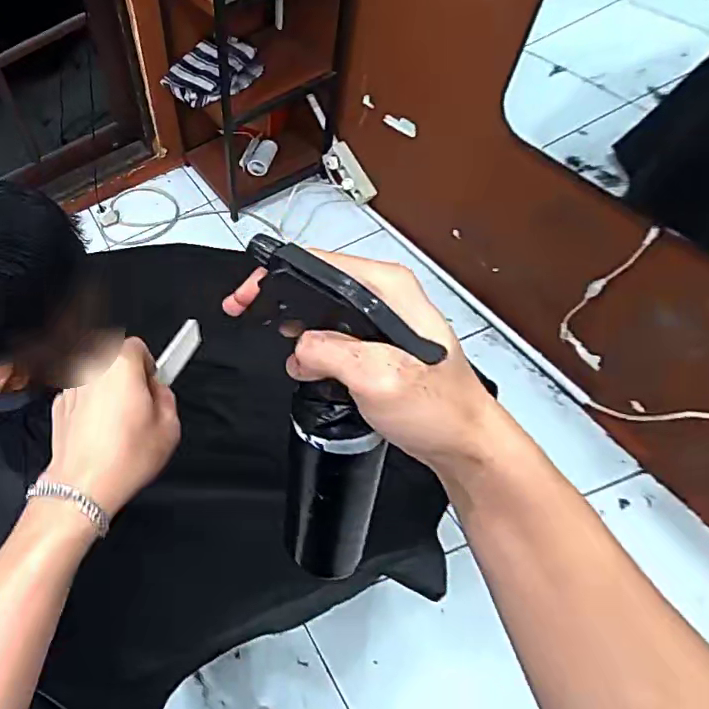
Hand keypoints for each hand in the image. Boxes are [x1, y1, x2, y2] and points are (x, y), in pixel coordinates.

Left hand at [46, 337, 180, 517]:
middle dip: (127, 376)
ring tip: (119, 423)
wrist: (83, 482)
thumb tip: (159, 391)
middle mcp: (91, 367)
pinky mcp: (59, 403)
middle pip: (113, 359)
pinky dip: (89, 406)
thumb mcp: (169, 427)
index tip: (153, 382)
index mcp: (119, 363)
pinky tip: (100, 432)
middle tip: (140, 405)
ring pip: (95, 377)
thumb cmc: (123, 457)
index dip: (148, 365)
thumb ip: (166, 397)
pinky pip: (80, 396)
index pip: (137, 346)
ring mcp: (71, 384)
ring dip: (106, 390)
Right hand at [222, 249, 504, 474]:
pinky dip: (309, 353)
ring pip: (313, 311)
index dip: (272, 276)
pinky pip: (323, 335)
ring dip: (295, 337)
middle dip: (276, 303)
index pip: (314, 263)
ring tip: (299, 360)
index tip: (246, 297)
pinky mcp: (370, 339)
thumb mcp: (380, 378)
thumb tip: (300, 345)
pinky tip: (314, 371)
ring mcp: (376, 317)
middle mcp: (382, 295)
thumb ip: (330, 351)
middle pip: (309, 282)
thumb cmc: (441, 410)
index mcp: (387, 288)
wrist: (462, 445)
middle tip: (250, 316)